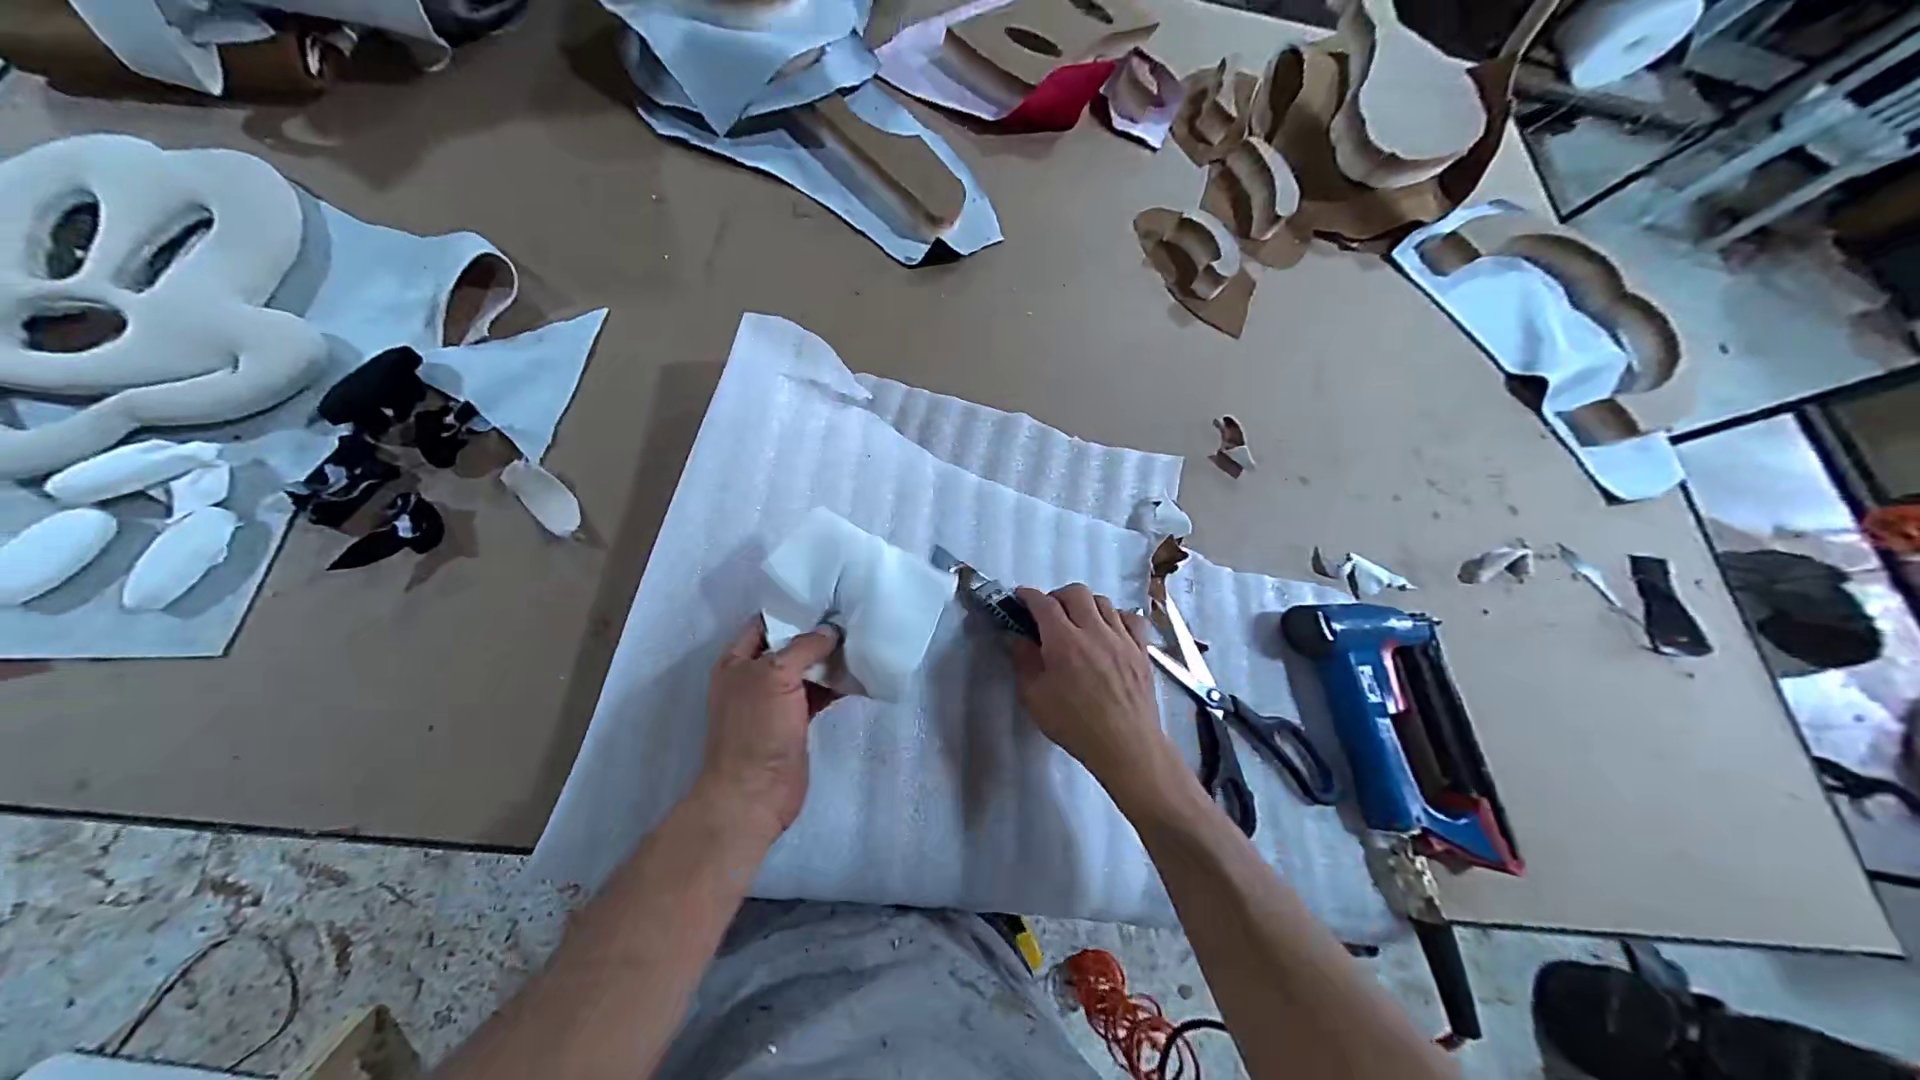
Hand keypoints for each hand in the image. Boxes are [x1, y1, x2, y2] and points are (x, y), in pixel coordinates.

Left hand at [697, 615, 842, 840]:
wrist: (754, 793)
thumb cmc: (757, 729)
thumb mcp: (775, 676)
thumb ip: (804, 648)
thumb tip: (830, 631)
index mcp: (736, 661)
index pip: (765, 623)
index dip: (791, 608)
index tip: (825, 596)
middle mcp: (753, 677)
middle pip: (789, 645)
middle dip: (816, 633)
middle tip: (850, 616)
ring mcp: (774, 701)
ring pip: (805, 670)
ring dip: (829, 659)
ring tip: (860, 640)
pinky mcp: (794, 721)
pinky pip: (817, 693)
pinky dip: (835, 685)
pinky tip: (858, 675)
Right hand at [1012, 585, 1173, 797]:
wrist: (1125, 745)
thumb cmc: (1075, 725)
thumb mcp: (1035, 697)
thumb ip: (1024, 661)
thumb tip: (1016, 637)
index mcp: (1064, 641)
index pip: (1043, 603)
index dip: (1028, 595)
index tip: (1021, 598)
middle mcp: (1094, 631)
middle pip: (1076, 593)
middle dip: (1057, 596)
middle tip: (1049, 612)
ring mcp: (1122, 638)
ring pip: (1103, 602)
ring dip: (1086, 605)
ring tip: (1078, 621)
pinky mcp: (1141, 650)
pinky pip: (1131, 618)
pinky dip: (1117, 616)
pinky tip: (1110, 629)